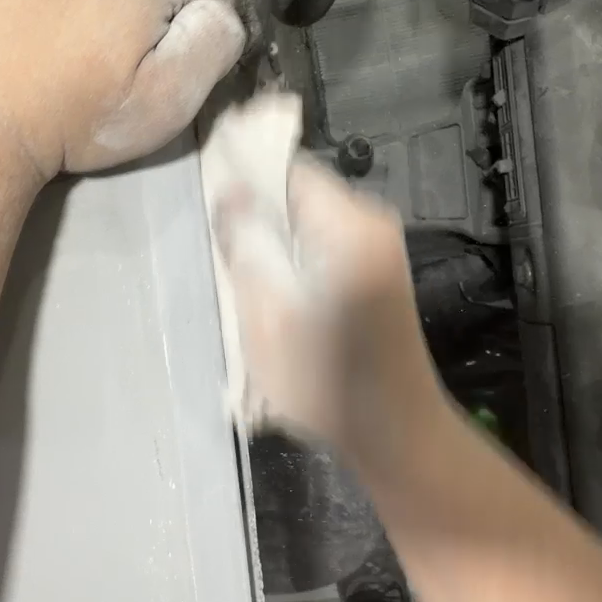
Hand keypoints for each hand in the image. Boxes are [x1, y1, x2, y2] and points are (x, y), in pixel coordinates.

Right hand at [214, 157, 449, 463]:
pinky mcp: (375, 277)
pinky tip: (273, 296)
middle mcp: (371, 224)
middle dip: (255, 215)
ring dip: (271, 243)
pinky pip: (322, 249)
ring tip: (241, 277)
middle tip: (218, 249)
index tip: (206, 200)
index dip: (242, 174)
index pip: (287, 168)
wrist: (394, 433)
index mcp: (350, 223)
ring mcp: (378, 251)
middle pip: (298, 195)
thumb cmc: (325, 378)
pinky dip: (293, 263)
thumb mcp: (268, 311)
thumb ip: (247, 241)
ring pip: (307, 225)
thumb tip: (230, 187)